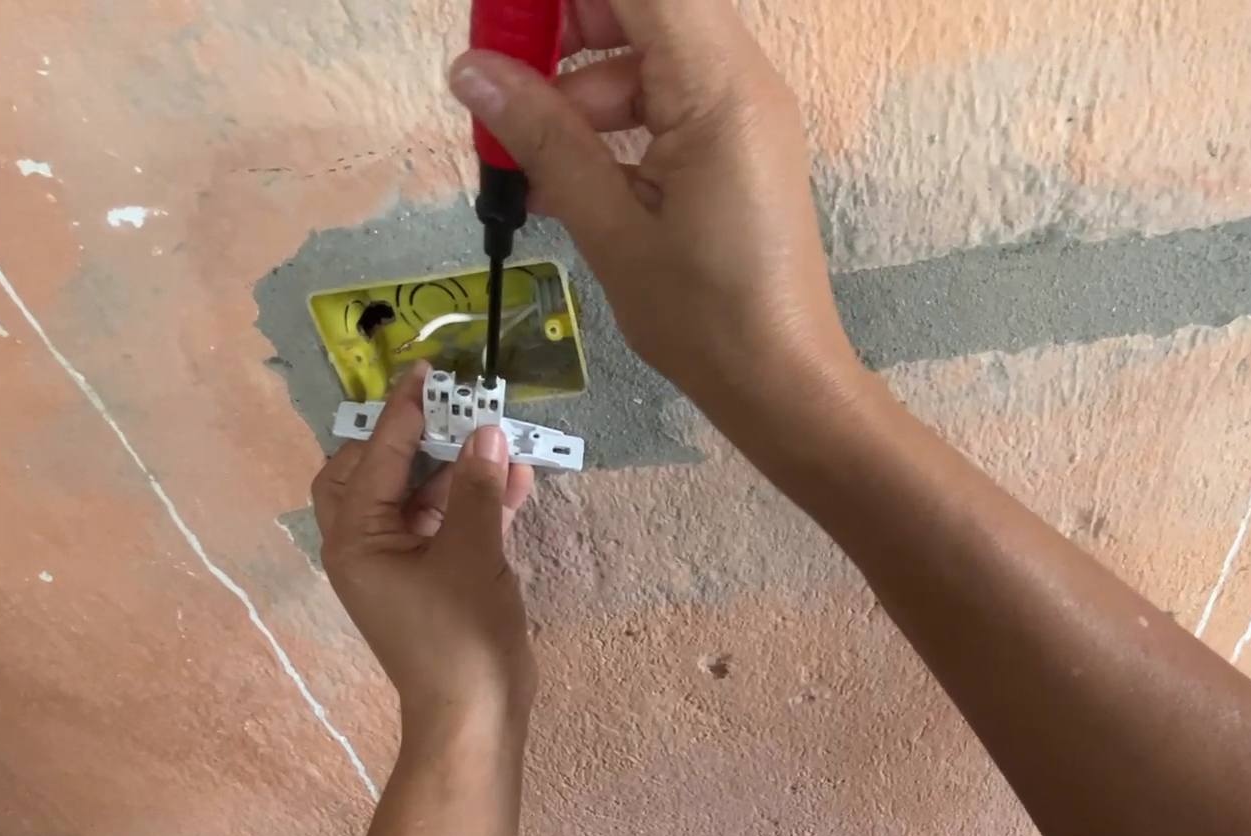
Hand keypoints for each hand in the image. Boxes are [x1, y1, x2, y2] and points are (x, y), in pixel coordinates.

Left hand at [311, 363, 536, 722]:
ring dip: (459, 471)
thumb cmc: (460, 633)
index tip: (425, 371)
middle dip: (411, 439)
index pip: (375, 458)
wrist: (477, 713)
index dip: (402, 412)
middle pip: (375, 473)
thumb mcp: (472, 552)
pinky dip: (480, 504)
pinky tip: (519, 481)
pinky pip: (453, 526)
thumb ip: (479, 489)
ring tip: (500, 440)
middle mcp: (371, 545)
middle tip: (446, 412)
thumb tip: (488, 432)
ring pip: (423, 498)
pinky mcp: (441, 576)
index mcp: (357, 538)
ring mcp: (406, 562)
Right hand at [447, 0, 858, 406]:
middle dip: (559, 38)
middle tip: (501, 93)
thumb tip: (471, 72)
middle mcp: (741, 82)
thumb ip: (546, 141)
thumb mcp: (614, 232)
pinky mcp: (735, 154)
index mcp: (718, 87)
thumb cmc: (705, 320)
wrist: (779, 383)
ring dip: (577, 101)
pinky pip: (664, 112)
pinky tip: (566, 189)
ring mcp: (742, 118)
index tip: (504, 30)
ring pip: (644, 64)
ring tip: (527, 172)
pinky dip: (612, 137)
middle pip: (638, 8)